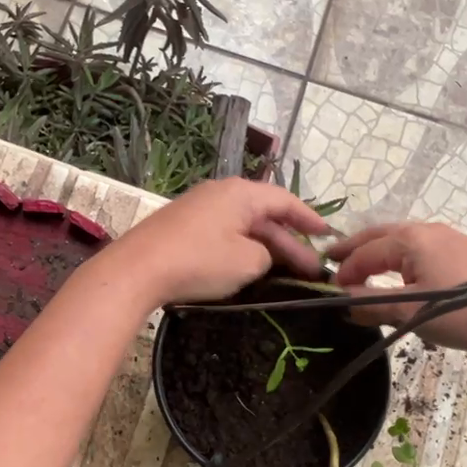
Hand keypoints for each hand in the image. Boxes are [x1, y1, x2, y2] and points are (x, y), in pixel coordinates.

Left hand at [80, 178, 329, 309]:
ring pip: (244, 225)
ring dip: (266, 247)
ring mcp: (199, 207)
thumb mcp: (248, 262)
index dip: (309, 218)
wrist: (137, 269)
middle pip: (265, 214)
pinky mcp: (183, 226)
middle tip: (312, 270)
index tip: (329, 235)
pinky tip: (249, 268)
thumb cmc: (199, 261)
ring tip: (286, 273)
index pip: (285, 200)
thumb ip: (267, 255)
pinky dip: (242, 247)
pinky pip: (224, 232)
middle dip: (290, 242)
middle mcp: (221, 192)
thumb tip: (263, 254)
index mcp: (241, 193)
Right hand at [328, 222, 466, 357]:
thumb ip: (372, 305)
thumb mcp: (410, 313)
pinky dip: (400, 257)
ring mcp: (449, 239)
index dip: (345, 269)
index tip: (330, 287)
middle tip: (334, 258)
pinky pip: (420, 248)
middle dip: (356, 247)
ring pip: (402, 240)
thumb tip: (343, 302)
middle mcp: (427, 231)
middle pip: (381, 235)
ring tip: (364, 267)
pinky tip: (402, 274)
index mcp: (409, 240)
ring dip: (379, 252)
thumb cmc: (461, 312)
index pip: (365, 252)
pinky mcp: (465, 252)